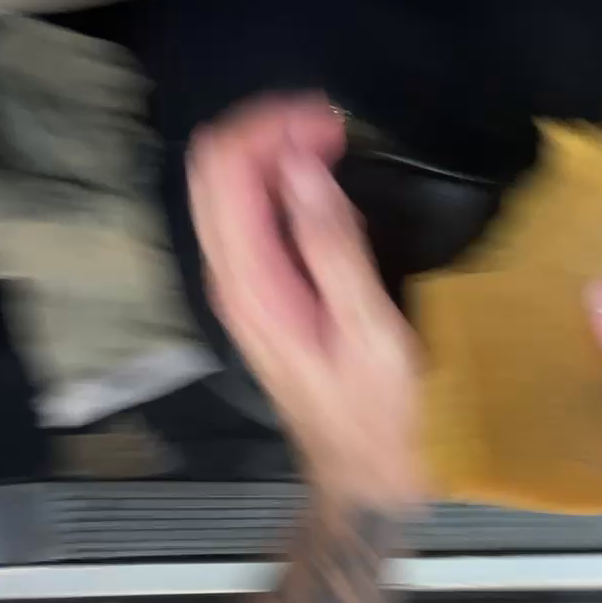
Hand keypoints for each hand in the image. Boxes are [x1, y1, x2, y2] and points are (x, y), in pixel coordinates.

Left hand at [188, 95, 424, 512]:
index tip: (330, 123)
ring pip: (232, 196)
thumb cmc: (382, 419)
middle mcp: (235, 282)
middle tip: (332, 127)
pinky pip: (255, 224)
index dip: (271, 131)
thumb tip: (305, 172)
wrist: (368, 479)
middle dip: (269, 135)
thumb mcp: (370, 334)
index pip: (228, 173)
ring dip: (275, 160)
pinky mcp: (267, 301)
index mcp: (254, 286)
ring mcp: (246, 292)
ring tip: (332, 147)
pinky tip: (323, 192)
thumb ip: (333, 251)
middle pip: (218, 175)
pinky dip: (284, 194)